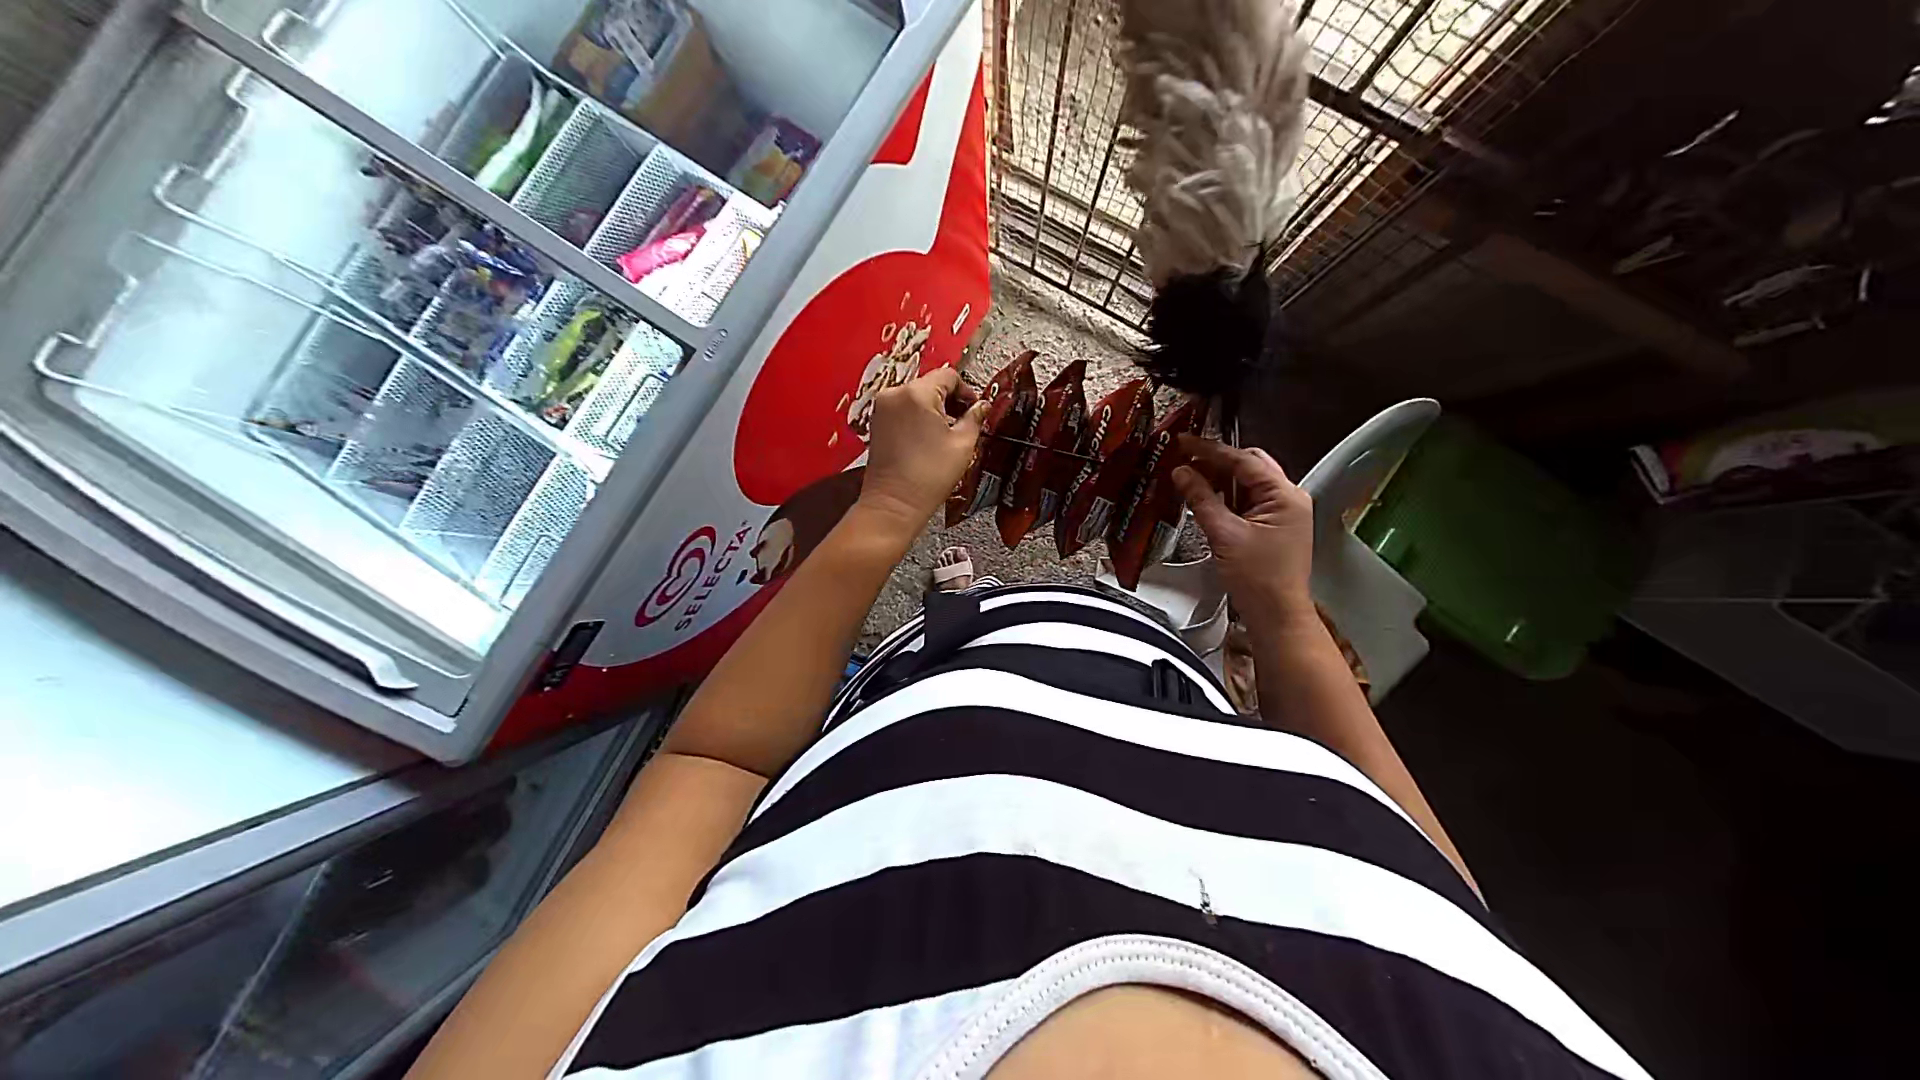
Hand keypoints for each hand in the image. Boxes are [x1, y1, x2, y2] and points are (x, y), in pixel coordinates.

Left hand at [857, 366, 985, 532]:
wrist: (894, 504)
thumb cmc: (925, 478)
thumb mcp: (963, 445)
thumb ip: (975, 418)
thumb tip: (981, 407)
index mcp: (917, 394)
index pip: (948, 375)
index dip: (967, 391)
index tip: (975, 407)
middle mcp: (895, 395)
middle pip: (930, 384)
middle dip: (950, 401)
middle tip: (965, 422)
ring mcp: (882, 409)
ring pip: (916, 398)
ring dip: (934, 410)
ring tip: (947, 435)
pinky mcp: (876, 423)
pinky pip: (903, 410)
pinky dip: (917, 419)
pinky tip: (929, 440)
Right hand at [1171, 435, 1314, 629]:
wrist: (1275, 615)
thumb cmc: (1259, 580)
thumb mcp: (1224, 535)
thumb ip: (1201, 499)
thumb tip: (1181, 474)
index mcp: (1285, 496)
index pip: (1244, 461)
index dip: (1210, 450)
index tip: (1184, 442)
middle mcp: (1288, 499)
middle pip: (1248, 467)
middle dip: (1215, 461)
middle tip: (1184, 458)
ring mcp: (1281, 513)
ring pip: (1245, 483)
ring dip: (1218, 479)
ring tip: (1187, 477)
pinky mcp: (1271, 527)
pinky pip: (1245, 501)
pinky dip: (1224, 497)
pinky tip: (1203, 497)